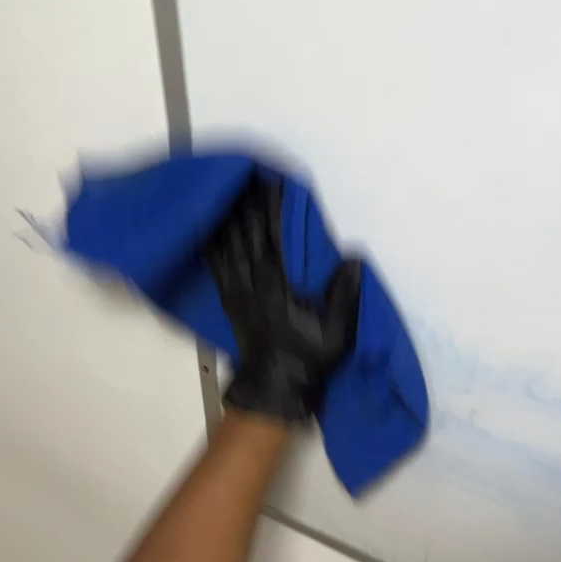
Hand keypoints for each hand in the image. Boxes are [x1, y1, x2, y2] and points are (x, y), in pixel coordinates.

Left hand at [206, 177, 361, 422]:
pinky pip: (216, 264)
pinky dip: (211, 243)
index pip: (276, 237)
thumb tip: (353, 257)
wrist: (276, 386)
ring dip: (229, 217)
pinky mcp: (228, 299)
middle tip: (249, 175)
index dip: (274, 208)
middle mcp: (254, 281)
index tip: (275, 183)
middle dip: (249, 203)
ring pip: (229, 244)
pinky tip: (208, 227)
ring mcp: (237, 290)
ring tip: (229, 190)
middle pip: (248, 233)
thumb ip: (345, 294)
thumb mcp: (338, 331)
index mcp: (280, 285)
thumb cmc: (310, 357)